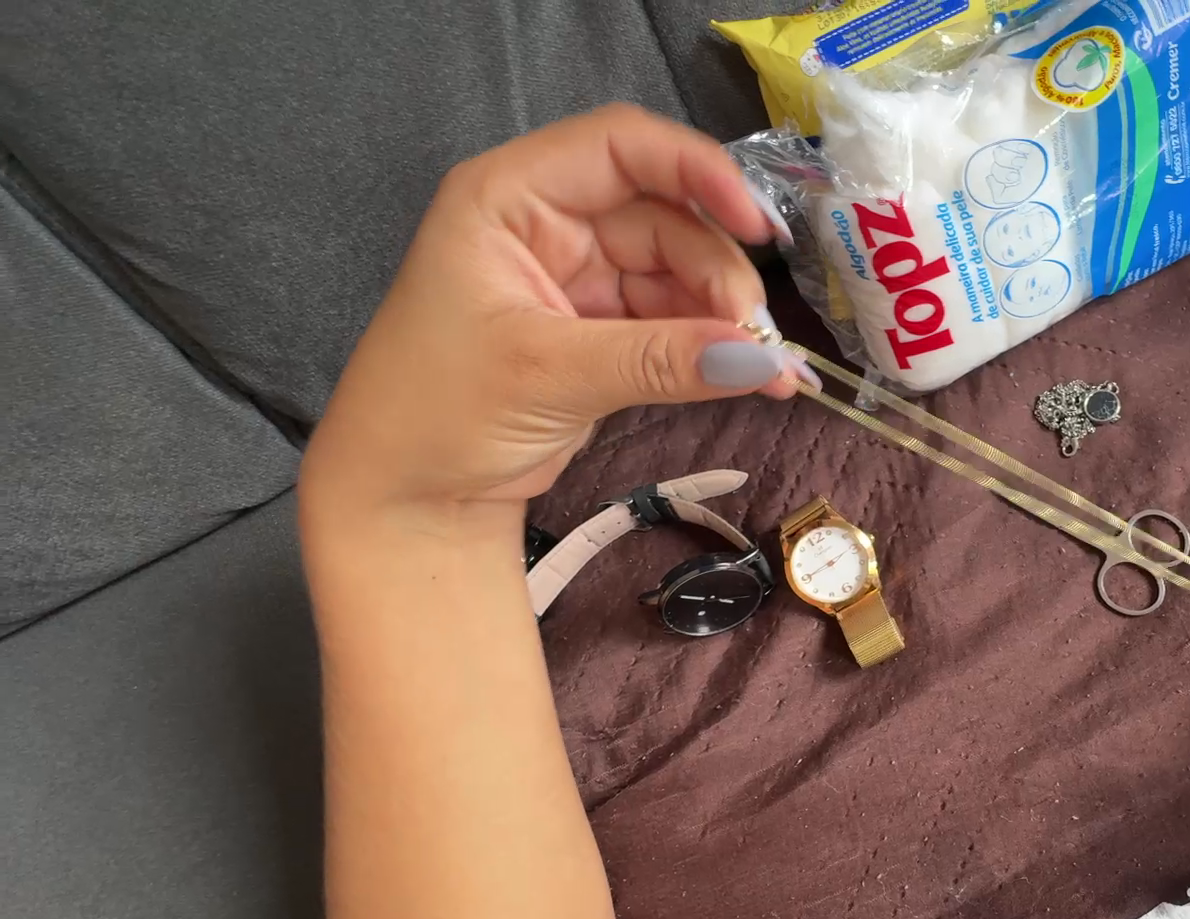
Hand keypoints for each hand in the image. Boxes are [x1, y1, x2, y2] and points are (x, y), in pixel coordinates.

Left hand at [302, 103, 813, 515]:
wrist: (415, 492)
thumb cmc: (442, 411)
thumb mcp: (551, 374)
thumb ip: (662, 360)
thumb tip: (766, 361)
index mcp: (513, 199)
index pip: (620, 149)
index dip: (698, 172)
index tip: (759, 229)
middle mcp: (555, 226)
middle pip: (669, 222)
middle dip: (720, 278)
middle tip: (758, 343)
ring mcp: (587, 281)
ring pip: (683, 277)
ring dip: (728, 320)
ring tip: (768, 374)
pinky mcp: (610, 332)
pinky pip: (680, 325)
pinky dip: (718, 351)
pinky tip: (754, 379)